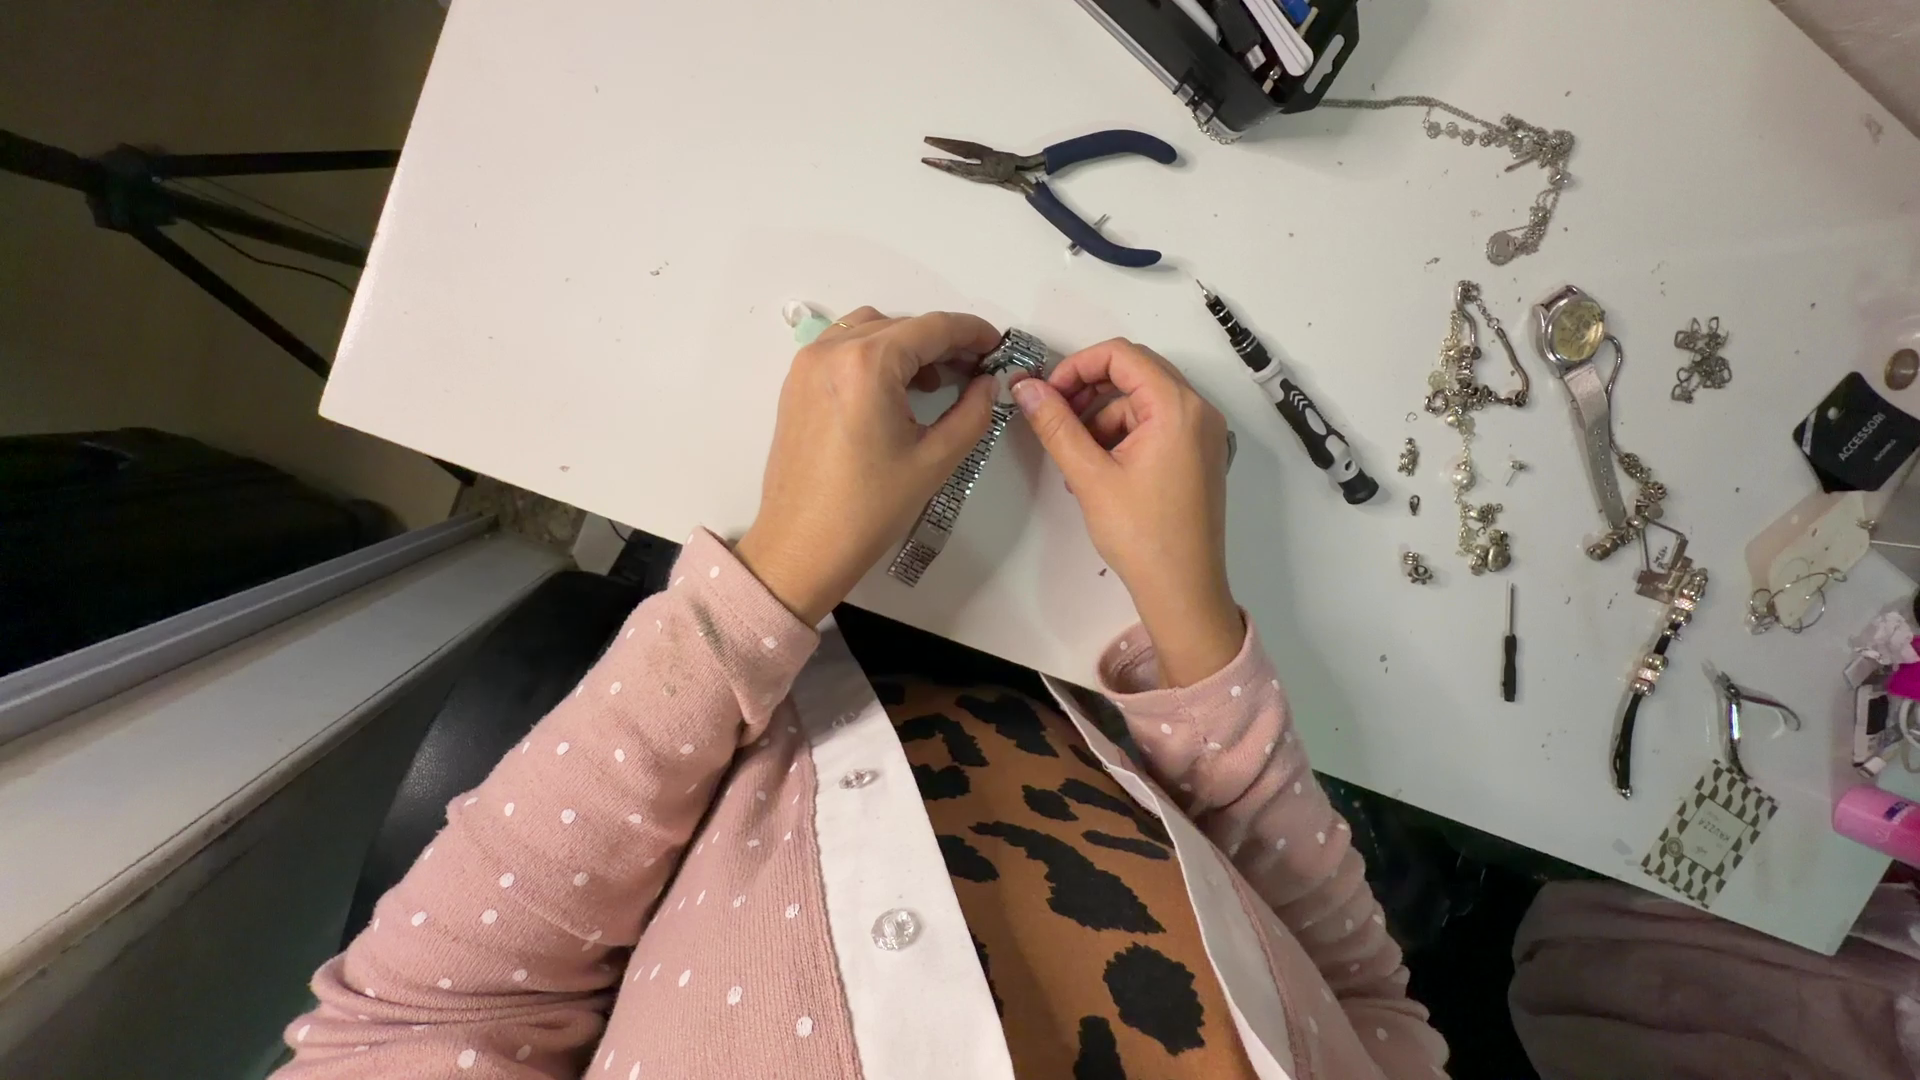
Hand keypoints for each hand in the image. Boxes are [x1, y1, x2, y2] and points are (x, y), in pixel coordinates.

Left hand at [735, 308, 1002, 623]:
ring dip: (907, 346)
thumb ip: (973, 413)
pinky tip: (894, 393)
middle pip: (902, 325)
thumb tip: (987, 384)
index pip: (933, 327)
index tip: (996, 347)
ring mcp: (807, 366)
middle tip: (972, 372)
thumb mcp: (935, 460)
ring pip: (870, 331)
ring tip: (933, 384)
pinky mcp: (796, 385)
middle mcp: (831, 351)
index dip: (972, 332)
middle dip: (942, 343)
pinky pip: (843, 350)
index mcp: (867, 364)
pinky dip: (875, 357)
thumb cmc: (868, 509)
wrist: (803, 546)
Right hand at [1012, 339, 1242, 686]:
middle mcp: (1198, 412)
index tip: (1048, 393)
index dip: (1077, 366)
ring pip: (1139, 403)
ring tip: (1076, 463)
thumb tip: (1026, 389)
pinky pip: (1153, 427)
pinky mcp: (1197, 455)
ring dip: (1101, 420)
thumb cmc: (1143, 536)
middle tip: (1056, 419)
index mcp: (1177, 408)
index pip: (1122, 354)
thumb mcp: (1089, 475)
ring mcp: (1201, 434)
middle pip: (1134, 373)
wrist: (1182, 589)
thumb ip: (1056, 425)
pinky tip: (1098, 472)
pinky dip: (1121, 438)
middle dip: (1088, 391)